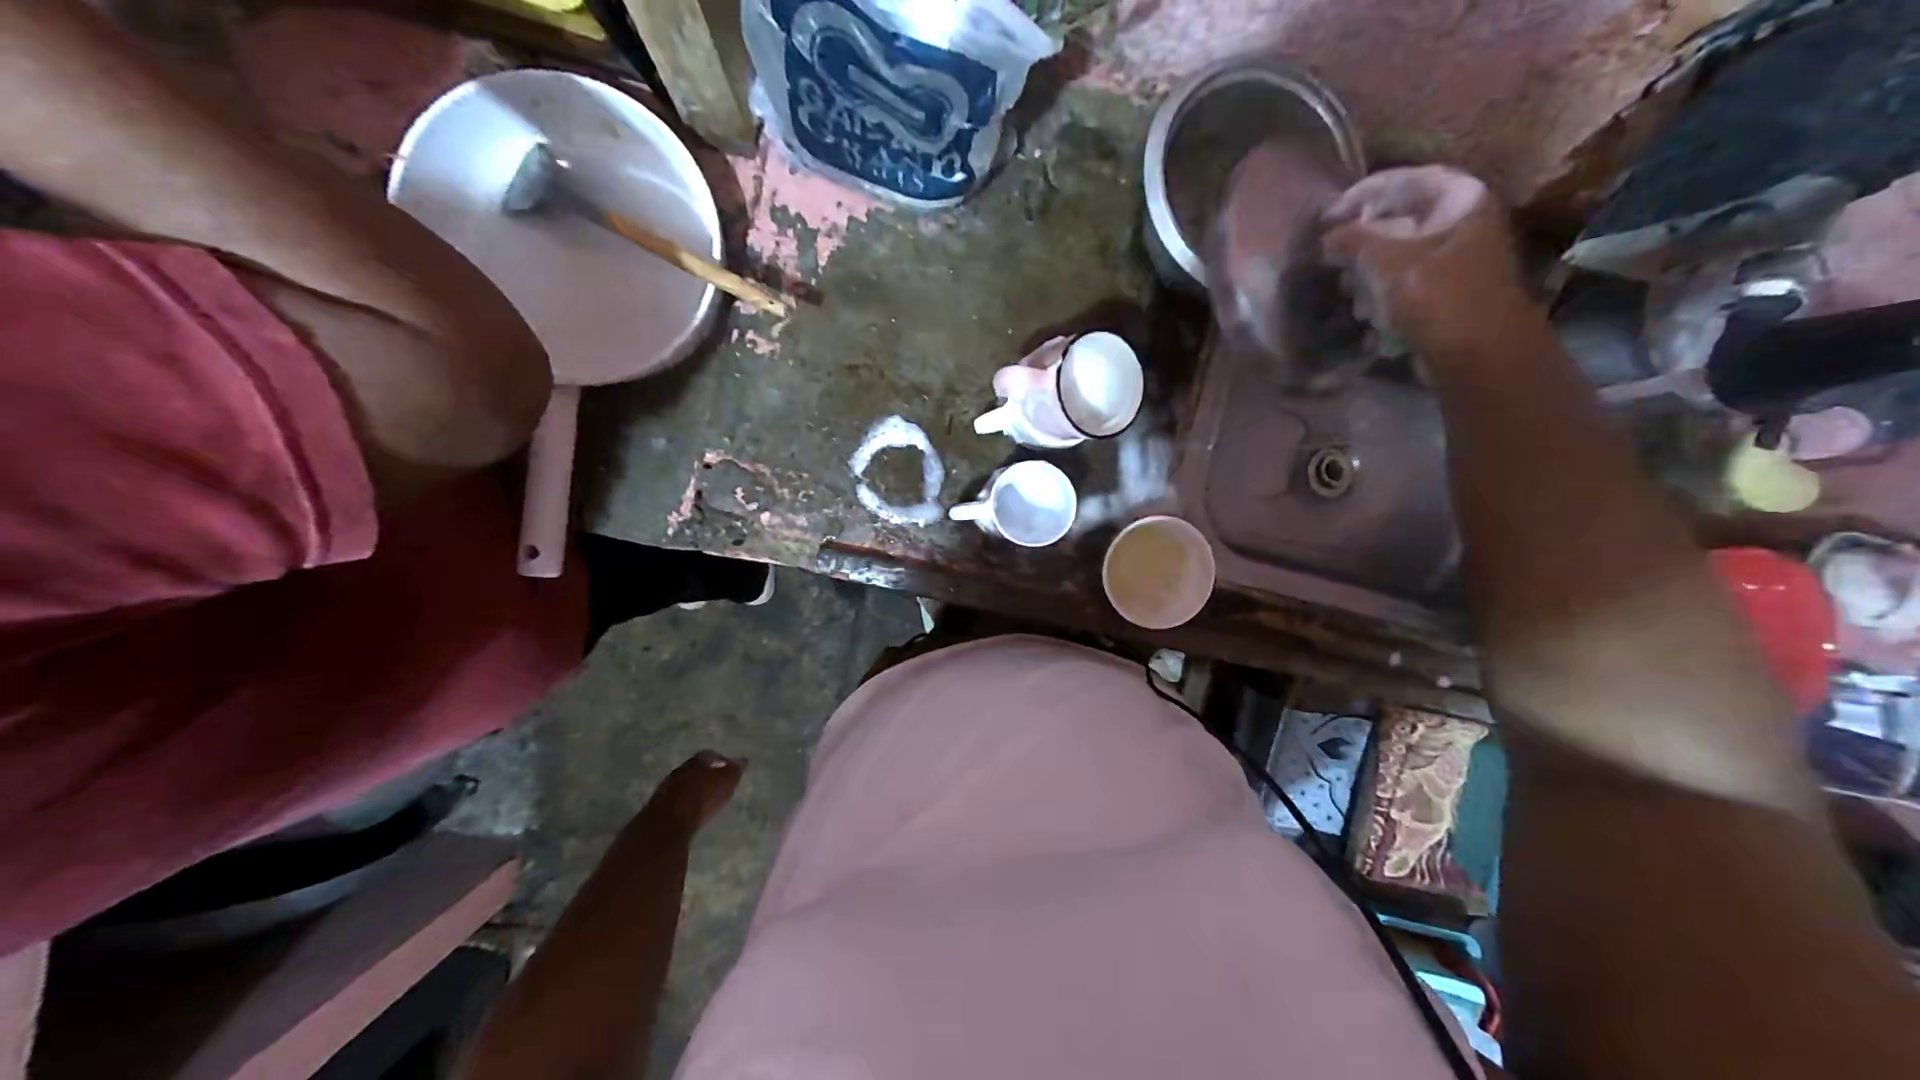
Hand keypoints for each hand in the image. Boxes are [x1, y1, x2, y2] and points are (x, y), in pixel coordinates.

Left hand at [644, 751, 743, 832]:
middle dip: (705, 774)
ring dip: (692, 789)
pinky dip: (683, 803)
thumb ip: (733, 772)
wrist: (667, 825)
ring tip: (704, 800)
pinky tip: (690, 812)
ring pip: (682, 784)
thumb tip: (742, 760)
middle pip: (693, 769)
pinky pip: (674, 800)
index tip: (730, 768)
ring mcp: (664, 790)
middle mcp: (678, 771)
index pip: (709, 755)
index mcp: (695, 763)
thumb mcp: (724, 785)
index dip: (720, 760)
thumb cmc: (701, 801)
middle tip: (717, 783)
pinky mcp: (657, 808)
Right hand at [1320, 166, 1537, 359]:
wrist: (1477, 353)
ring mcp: (1457, 258)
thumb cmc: (1436, 297)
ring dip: (1368, 271)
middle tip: (1334, 258)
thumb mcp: (1387, 262)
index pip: (1404, 180)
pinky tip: (1369, 312)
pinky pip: (1405, 281)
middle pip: (1399, 218)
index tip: (1327, 217)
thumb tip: (1326, 238)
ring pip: (1398, 253)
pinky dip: (1383, 292)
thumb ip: (1352, 241)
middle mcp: (1463, 221)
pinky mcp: (1446, 290)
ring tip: (1350, 290)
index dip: (1362, 194)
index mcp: (1460, 199)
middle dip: (1361, 241)